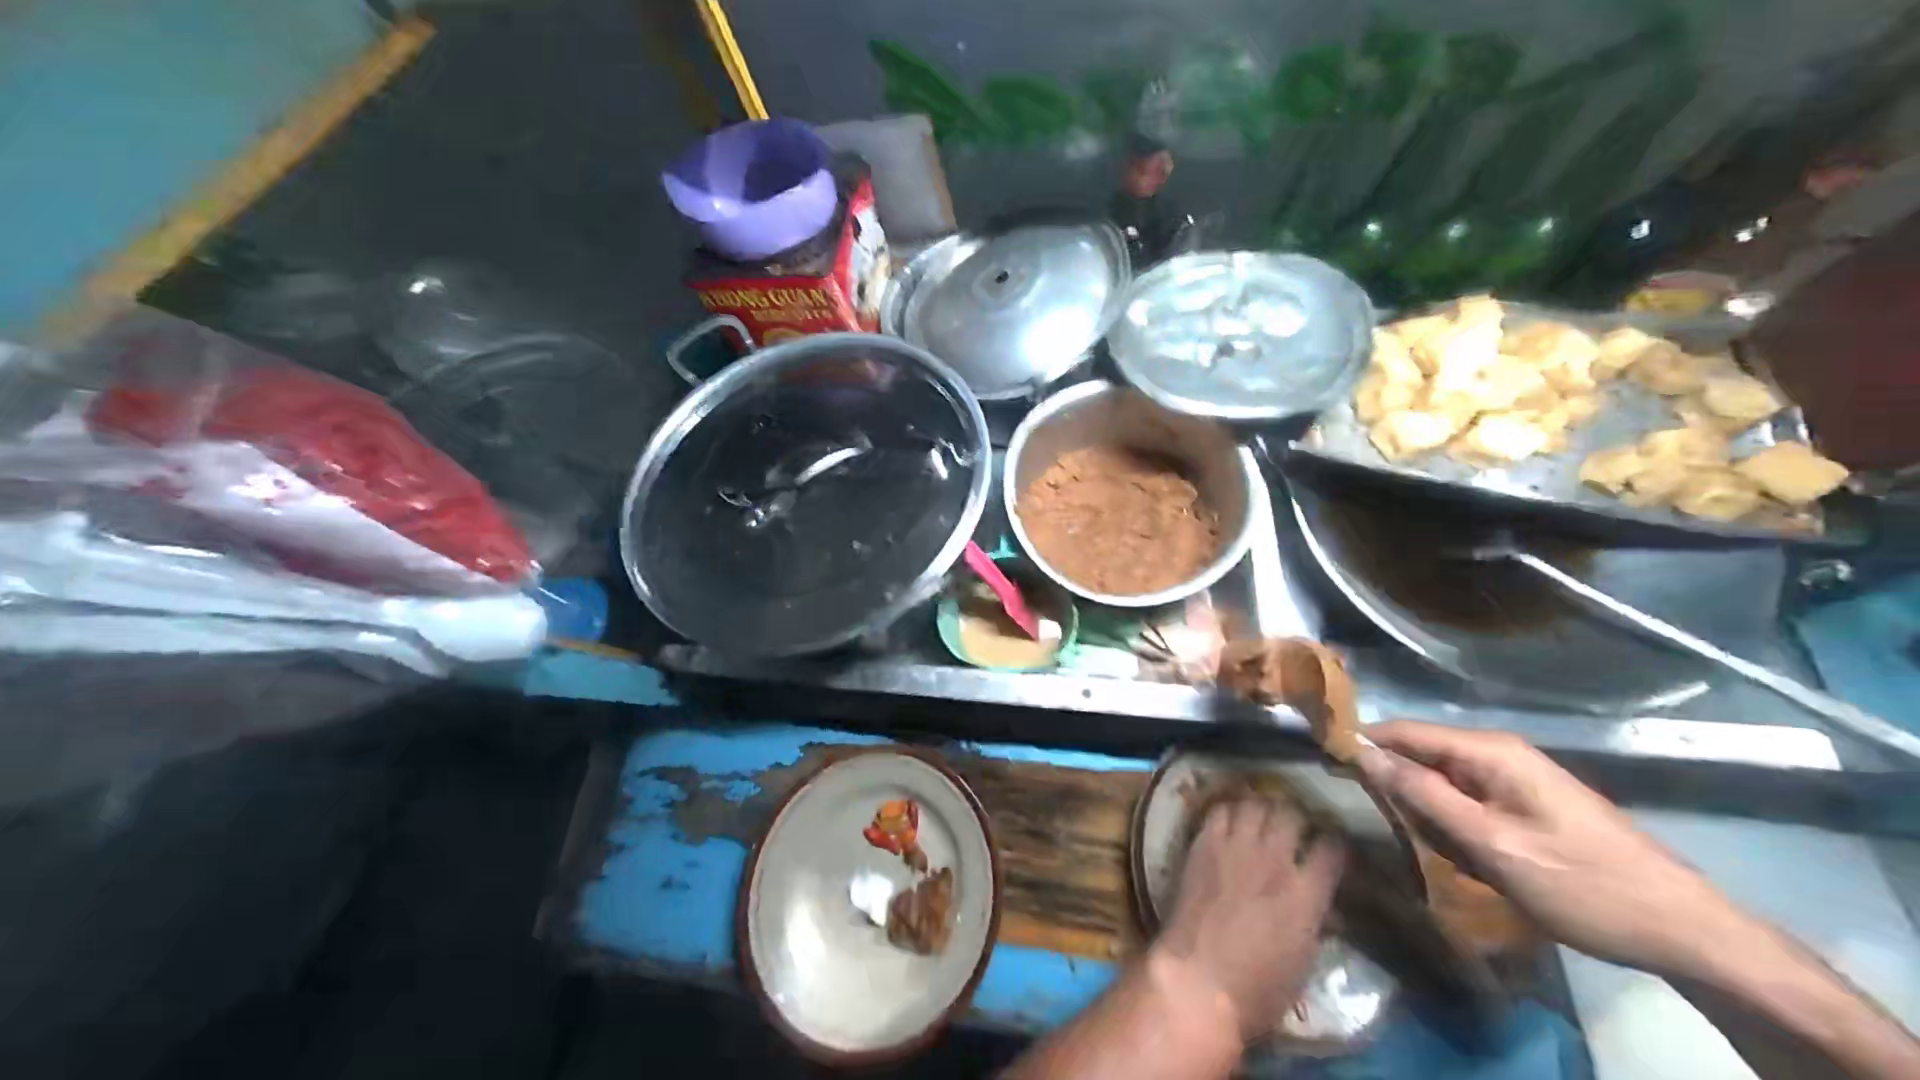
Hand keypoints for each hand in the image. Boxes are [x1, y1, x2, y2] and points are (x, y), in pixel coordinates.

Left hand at [1153, 799, 1344, 1039]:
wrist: (1199, 976)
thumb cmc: (1257, 988)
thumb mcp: (1303, 962)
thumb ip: (1316, 925)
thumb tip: (1326, 911)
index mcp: (1306, 894)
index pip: (1331, 849)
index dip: (1334, 842)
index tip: (1331, 844)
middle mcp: (1275, 861)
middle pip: (1291, 814)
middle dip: (1296, 816)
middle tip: (1292, 825)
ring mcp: (1237, 848)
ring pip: (1255, 805)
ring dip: (1261, 808)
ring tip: (1260, 816)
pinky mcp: (1204, 843)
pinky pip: (1219, 810)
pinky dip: (1228, 810)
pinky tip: (1229, 819)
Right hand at [1357, 720, 1754, 980]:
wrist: (1688, 932)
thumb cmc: (1583, 885)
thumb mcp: (1492, 844)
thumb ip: (1423, 795)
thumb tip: (1362, 752)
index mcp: (1491, 751)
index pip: (1403, 731)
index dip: (1363, 744)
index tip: (1326, 766)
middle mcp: (1500, 753)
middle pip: (1421, 756)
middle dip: (1404, 793)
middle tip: (1407, 836)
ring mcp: (1516, 779)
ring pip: (1442, 784)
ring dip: (1433, 818)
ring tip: (1452, 857)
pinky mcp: (1526, 803)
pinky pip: (1469, 803)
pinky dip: (1459, 829)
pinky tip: (1477, 863)